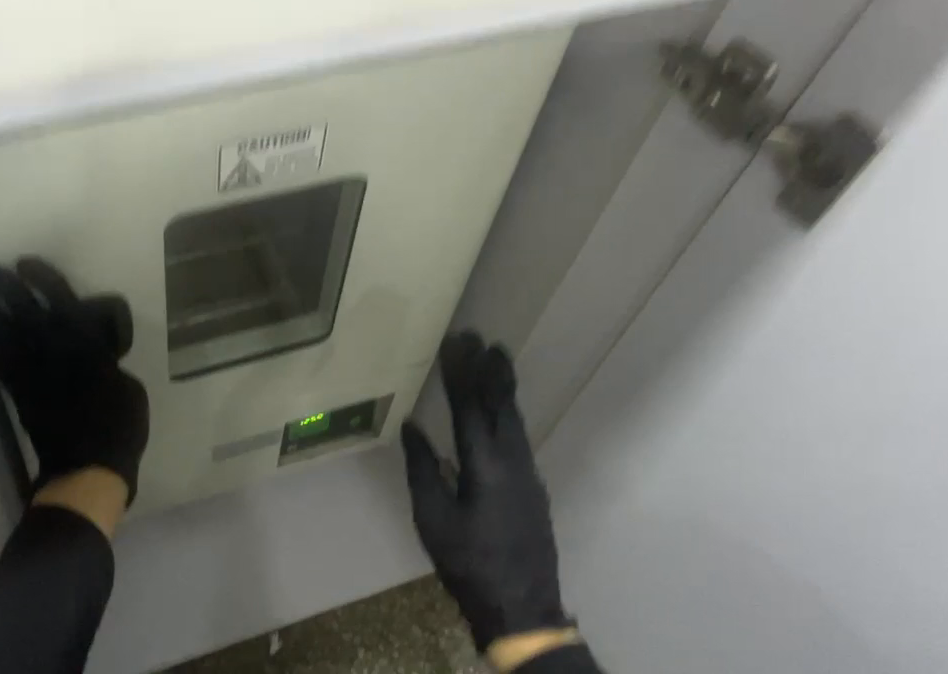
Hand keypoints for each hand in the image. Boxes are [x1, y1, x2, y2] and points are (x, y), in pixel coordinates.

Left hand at [0, 258, 148, 505]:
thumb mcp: (128, 383)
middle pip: (19, 307)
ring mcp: (30, 371)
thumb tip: (99, 353)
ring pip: (1, 332)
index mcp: (82, 339)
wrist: (88, 467)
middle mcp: (50, 347)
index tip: (22, 262)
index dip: (39, 277)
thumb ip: (108, 360)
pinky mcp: (18, 394)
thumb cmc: (119, 423)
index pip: (57, 296)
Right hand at [401, 333, 569, 651]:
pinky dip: (507, 412)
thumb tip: (412, 427)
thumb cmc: (468, 565)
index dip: (460, 374)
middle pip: (500, 406)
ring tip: (497, 358)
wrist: (523, 610)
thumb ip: (423, 470)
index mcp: (485, 467)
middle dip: (489, 371)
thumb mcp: (433, 520)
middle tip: (482, 337)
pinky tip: (501, 409)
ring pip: (514, 421)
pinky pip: (518, 437)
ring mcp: (528, 475)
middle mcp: (512, 463)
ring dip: (502, 388)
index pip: (469, 408)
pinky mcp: (534, 488)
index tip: (455, 342)